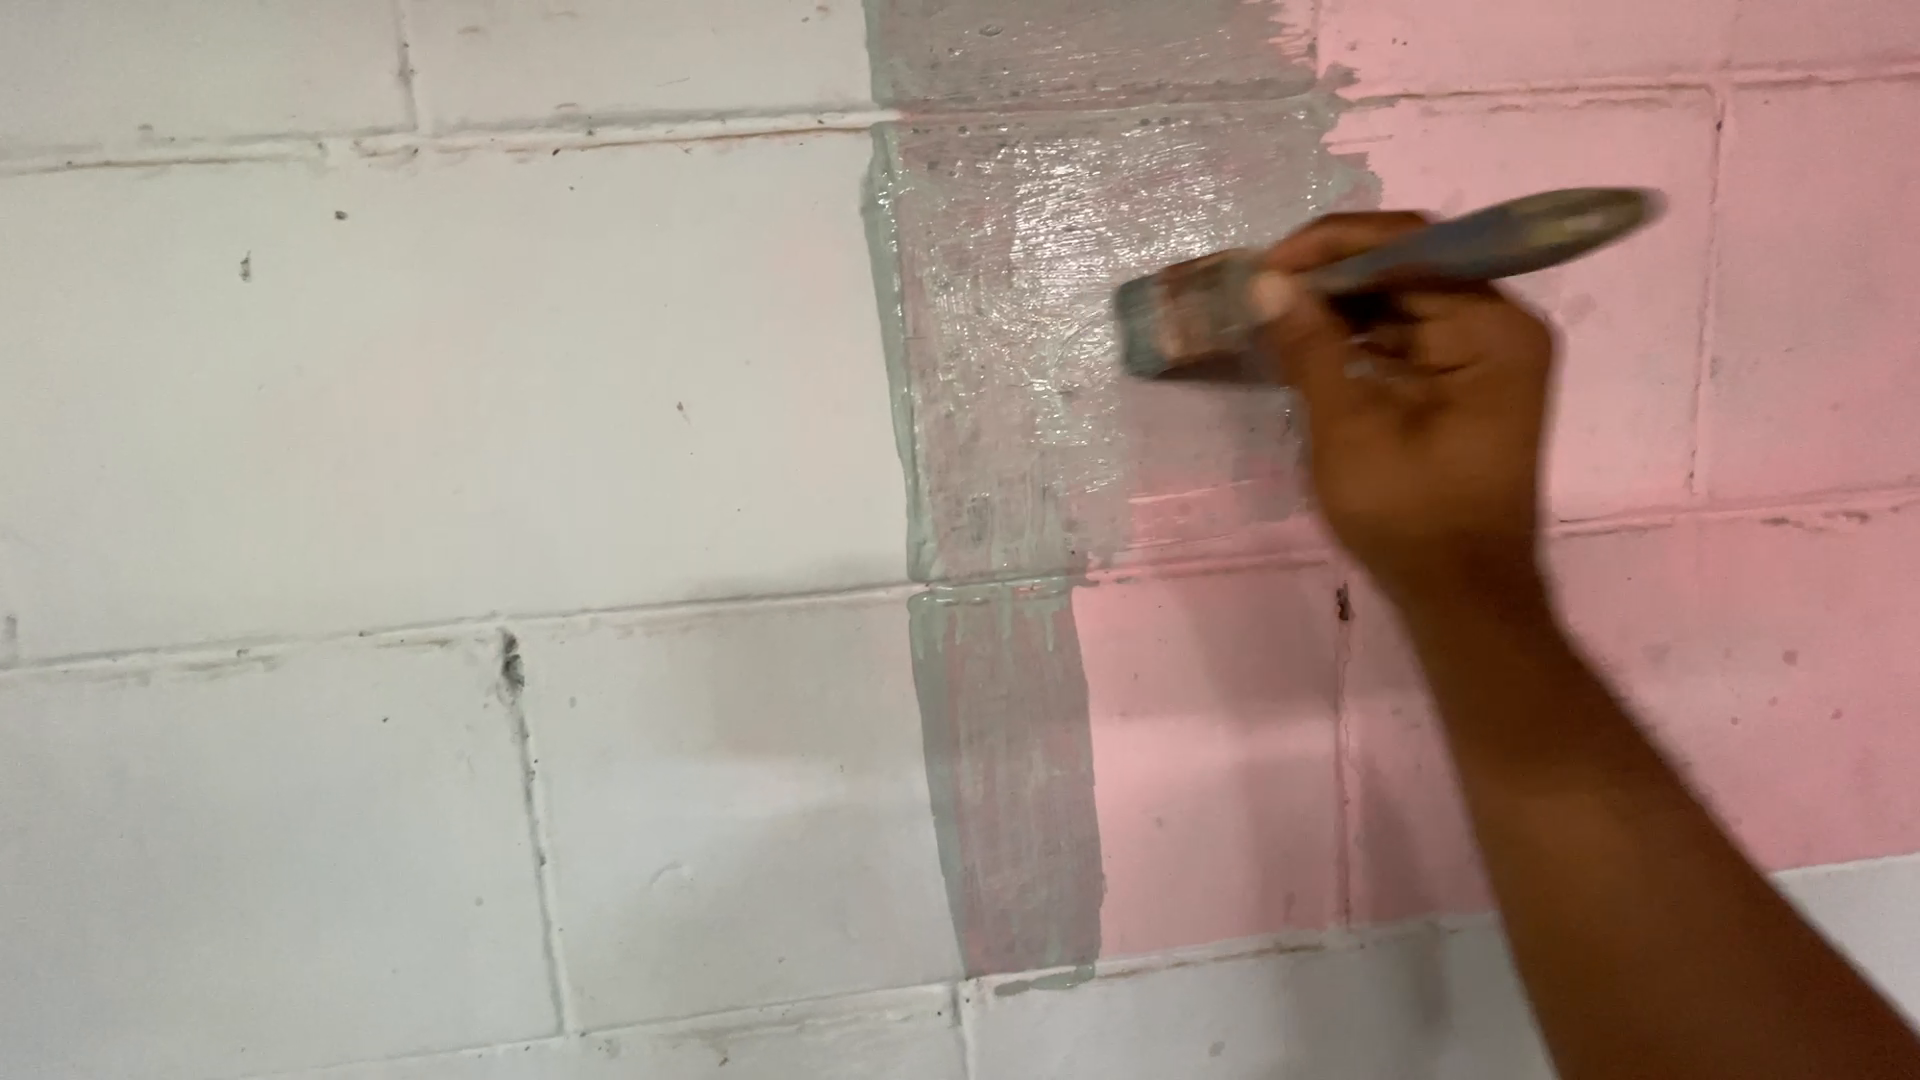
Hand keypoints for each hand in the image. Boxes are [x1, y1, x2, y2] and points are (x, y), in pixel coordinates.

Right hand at [1248, 212, 1556, 608]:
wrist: (1455, 590)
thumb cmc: (1408, 512)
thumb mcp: (1349, 427)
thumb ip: (1310, 347)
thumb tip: (1266, 284)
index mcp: (1491, 327)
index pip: (1412, 248)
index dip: (1333, 246)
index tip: (1267, 267)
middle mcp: (1496, 326)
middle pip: (1409, 267)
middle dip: (1332, 272)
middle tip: (1262, 288)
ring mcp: (1478, 355)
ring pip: (1400, 301)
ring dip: (1337, 303)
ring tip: (1273, 311)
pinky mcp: (1455, 384)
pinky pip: (1400, 338)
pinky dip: (1352, 337)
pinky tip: (1304, 342)